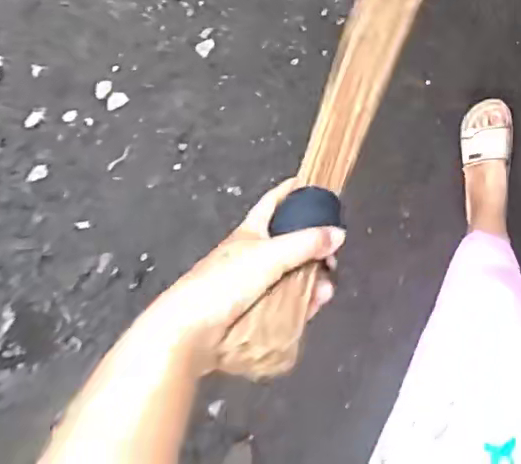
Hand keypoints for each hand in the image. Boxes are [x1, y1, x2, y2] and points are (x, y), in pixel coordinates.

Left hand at [139, 178, 344, 369]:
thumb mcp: (271, 256)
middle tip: (331, 258)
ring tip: (323, 293)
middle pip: (289, 243)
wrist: (182, 336)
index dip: (291, 190)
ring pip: (288, 276)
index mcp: (250, 232)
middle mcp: (248, 255)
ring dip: (310, 282)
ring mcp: (246, 285)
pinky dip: (298, 305)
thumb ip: (307, 243)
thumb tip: (338, 234)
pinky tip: (310, 309)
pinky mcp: (245, 314)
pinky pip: (280, 304)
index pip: (273, 201)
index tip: (310, 183)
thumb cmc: (222, 285)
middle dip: (315, 250)